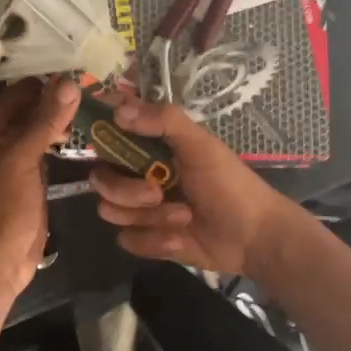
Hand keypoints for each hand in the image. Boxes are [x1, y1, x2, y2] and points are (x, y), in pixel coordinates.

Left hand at [0, 77, 79, 296]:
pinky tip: (79, 120)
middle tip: (74, 65)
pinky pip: (37, 146)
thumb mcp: (20, 157)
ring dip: (50, 112)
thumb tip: (70, 82)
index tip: (39, 40)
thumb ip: (45, 120)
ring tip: (83, 86)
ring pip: (26, 125)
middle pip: (10, 103)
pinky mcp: (19, 175)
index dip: (7, 64)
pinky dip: (54, 135)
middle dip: (39, 90)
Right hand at [89, 95, 304, 276]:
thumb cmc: (230, 184)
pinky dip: (153, 240)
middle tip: (156, 193)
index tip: (96, 135)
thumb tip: (118, 109)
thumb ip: (164, 121)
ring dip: (148, 217)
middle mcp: (140, 174)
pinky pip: (127, 239)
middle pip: (101, 178)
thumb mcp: (201, 145)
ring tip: (182, 217)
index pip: (110, 129)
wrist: (254, 237)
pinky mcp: (147, 239)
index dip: (98, 128)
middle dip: (125, 190)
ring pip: (111, 211)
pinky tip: (180, 238)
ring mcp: (142, 208)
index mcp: (151, 146)